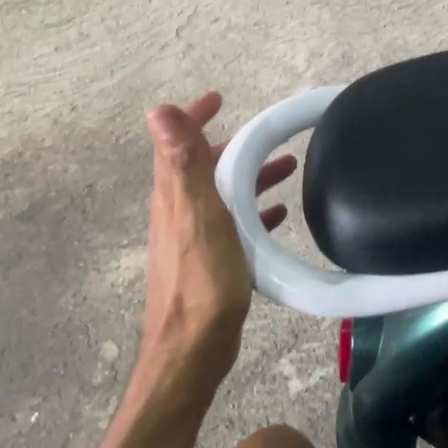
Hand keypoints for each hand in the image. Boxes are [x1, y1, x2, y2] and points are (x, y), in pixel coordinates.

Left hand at [140, 92, 293, 389]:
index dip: (191, 119)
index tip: (216, 99)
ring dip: (249, 175)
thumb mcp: (199, 216)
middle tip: (266, 132)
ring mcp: (194, 241)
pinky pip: (235, 222)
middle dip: (231, 145)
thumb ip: (183, 164)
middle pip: (203, 168)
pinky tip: (280, 214)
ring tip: (288, 166)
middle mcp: (179, 216)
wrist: (193, 349)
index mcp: (175, 200)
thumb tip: (159, 112)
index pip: (178, 147)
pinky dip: (255, 208)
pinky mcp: (211, 263)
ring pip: (222, 195)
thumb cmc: (203, 282)